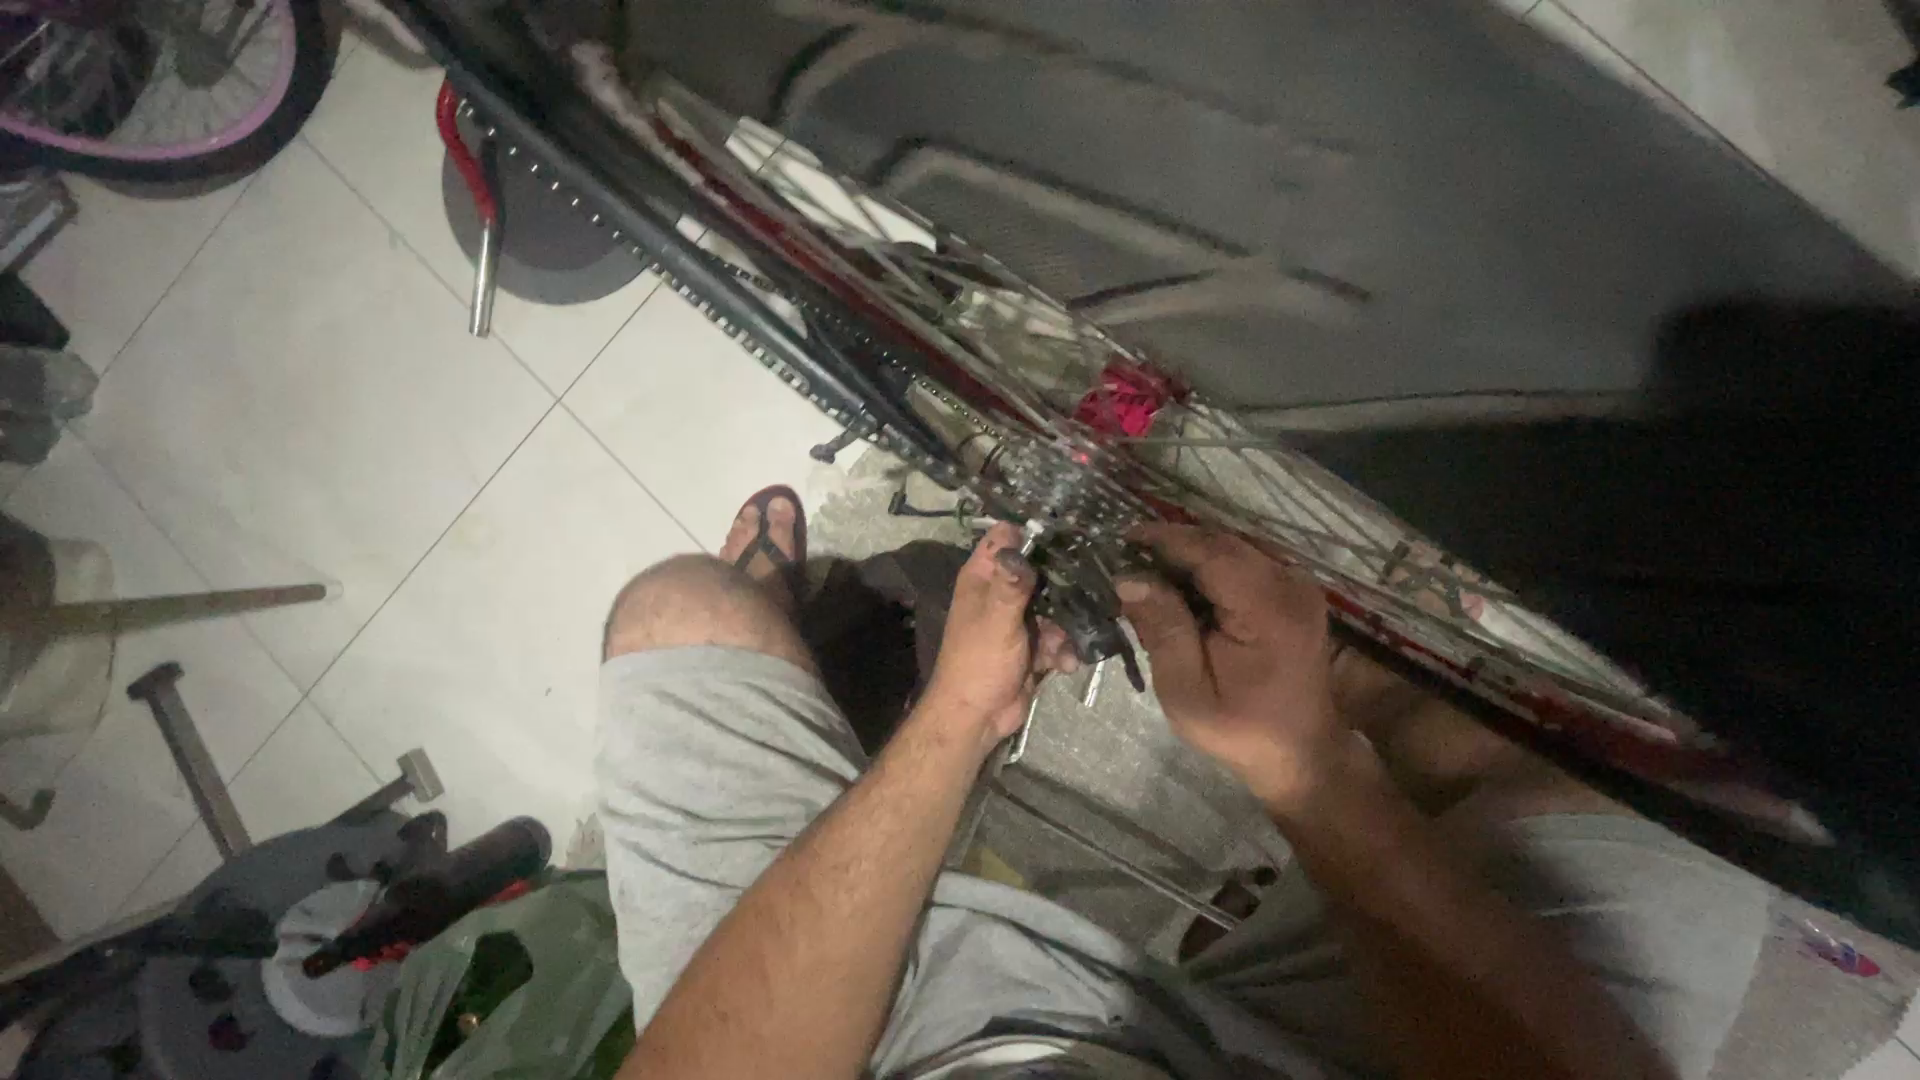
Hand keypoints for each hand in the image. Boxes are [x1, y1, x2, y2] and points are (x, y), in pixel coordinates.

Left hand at [920, 523, 1078, 747]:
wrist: (977, 717)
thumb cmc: (978, 662)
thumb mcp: (997, 619)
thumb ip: (1012, 583)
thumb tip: (1020, 536)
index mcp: (982, 578)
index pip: (1004, 538)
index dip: (1030, 532)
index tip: (1065, 529)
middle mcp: (1000, 593)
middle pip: (1039, 572)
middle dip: (1063, 583)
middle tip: (1089, 586)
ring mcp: (1018, 620)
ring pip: (1055, 607)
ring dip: (1065, 627)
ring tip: (1066, 644)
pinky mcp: (1033, 646)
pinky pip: (1058, 638)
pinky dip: (1063, 650)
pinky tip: (1066, 664)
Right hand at [1118, 524, 1356, 807]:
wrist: (1300, 752)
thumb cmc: (1240, 728)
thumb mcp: (1186, 690)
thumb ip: (1162, 629)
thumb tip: (1129, 578)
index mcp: (1270, 610)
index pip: (1213, 552)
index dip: (1165, 539)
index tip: (1121, 540)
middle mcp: (1291, 584)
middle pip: (1222, 542)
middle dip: (1172, 544)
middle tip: (1127, 559)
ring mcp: (1297, 584)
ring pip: (1231, 546)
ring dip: (1188, 554)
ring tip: (1148, 572)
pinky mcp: (1292, 589)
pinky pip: (1243, 560)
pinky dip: (1208, 565)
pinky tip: (1181, 585)